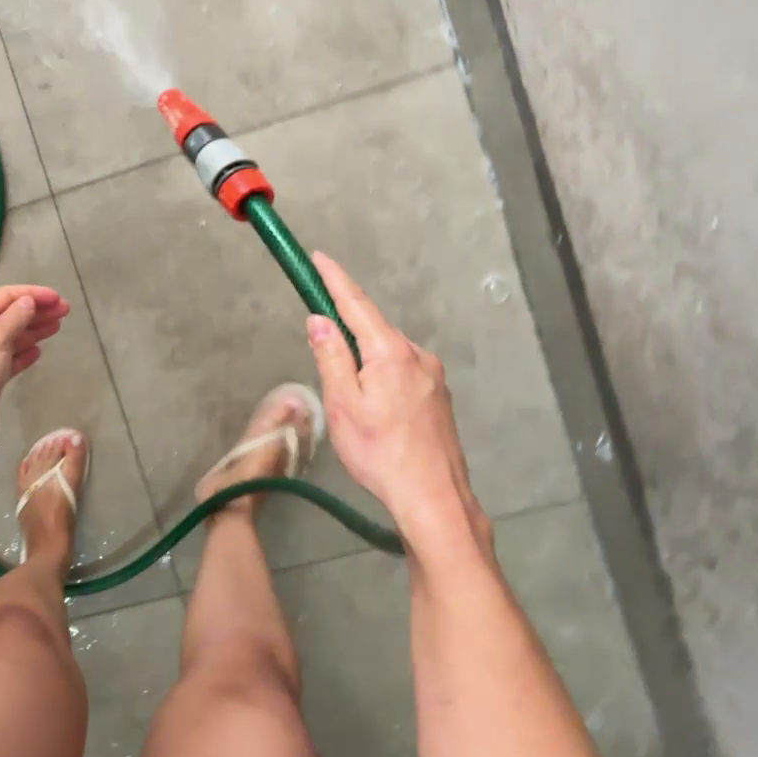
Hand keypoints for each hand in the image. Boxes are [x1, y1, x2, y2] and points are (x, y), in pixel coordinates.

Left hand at [0, 285, 69, 444]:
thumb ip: (14, 317)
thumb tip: (28, 301)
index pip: (5, 296)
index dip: (32, 293)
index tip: (57, 298)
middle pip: (11, 315)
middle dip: (37, 310)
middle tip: (65, 310)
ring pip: (14, 336)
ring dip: (35, 329)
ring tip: (57, 326)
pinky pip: (11, 358)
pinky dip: (25, 352)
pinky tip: (39, 351)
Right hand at [305, 252, 486, 548]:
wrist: (433, 498)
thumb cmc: (379, 452)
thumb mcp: (343, 404)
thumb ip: (331, 357)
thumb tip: (319, 319)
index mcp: (391, 352)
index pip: (357, 304)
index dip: (335, 279)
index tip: (319, 258)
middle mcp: (417, 356)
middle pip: (374, 328)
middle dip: (346, 328)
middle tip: (321, 351)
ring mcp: (432, 376)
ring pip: (388, 352)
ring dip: (364, 357)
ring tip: (347, 396)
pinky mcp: (438, 397)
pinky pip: (402, 370)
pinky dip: (380, 372)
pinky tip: (373, 405)